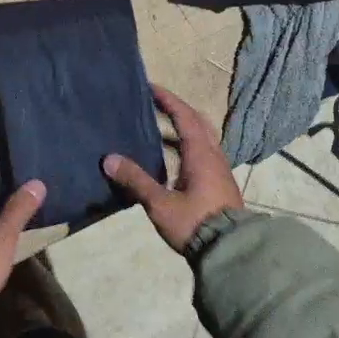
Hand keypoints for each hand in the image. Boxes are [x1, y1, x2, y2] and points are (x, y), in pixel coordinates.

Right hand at [103, 84, 243, 252]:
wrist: (229, 249)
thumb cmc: (194, 222)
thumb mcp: (160, 203)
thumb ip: (136, 180)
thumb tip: (109, 159)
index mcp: (200, 153)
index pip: (184, 116)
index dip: (168, 100)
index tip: (151, 88)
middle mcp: (213, 155)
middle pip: (198, 123)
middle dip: (178, 111)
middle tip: (156, 105)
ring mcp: (219, 170)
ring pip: (202, 139)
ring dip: (183, 131)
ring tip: (158, 131)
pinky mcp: (219, 184)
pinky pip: (203, 155)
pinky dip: (187, 148)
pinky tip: (171, 162)